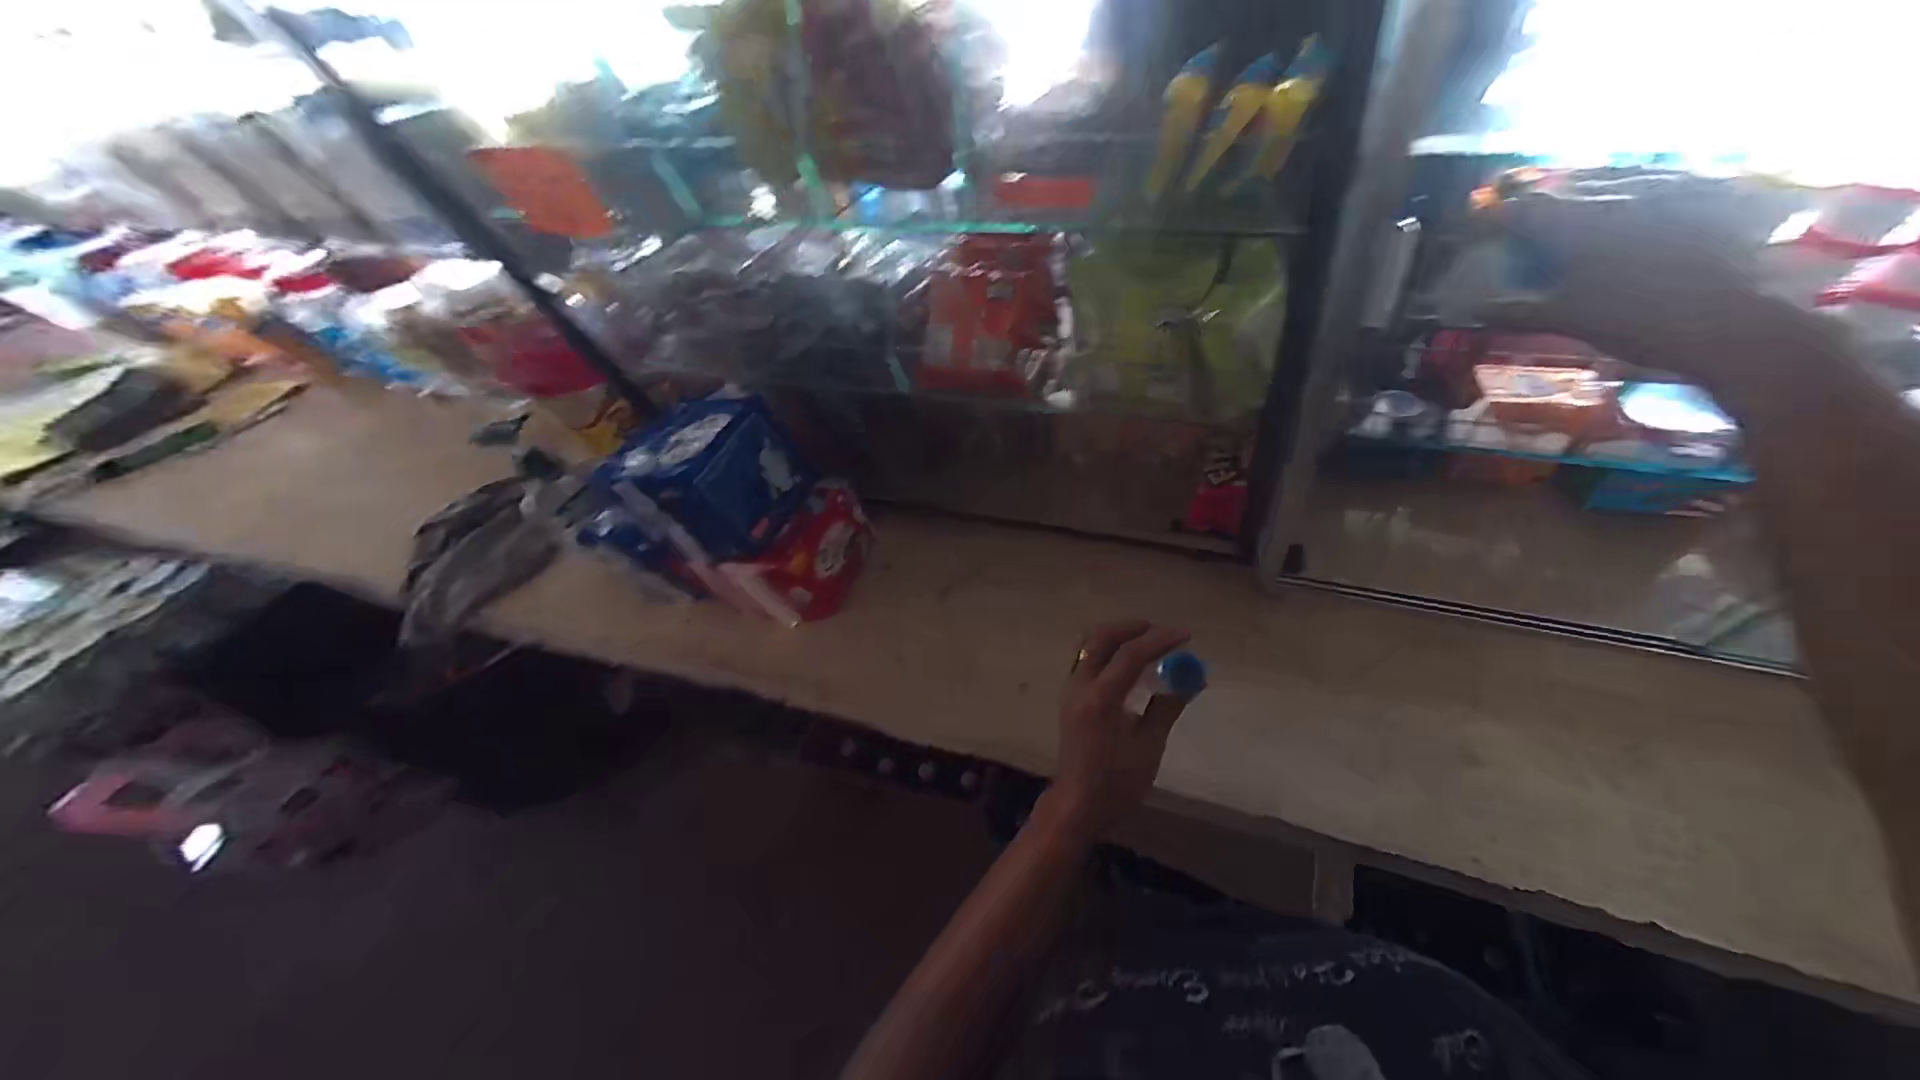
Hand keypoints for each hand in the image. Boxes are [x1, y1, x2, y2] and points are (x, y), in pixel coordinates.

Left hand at [1042, 620, 1192, 838]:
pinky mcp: (1070, 698)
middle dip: (1131, 628)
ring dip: (1118, 637)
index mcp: (1100, 698)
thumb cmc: (1117, 782)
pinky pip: (1087, 661)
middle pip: (1101, 638)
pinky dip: (1109, 652)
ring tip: (1148, 642)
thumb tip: (1192, 679)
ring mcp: (1071, 690)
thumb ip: (1167, 706)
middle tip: (1160, 631)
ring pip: (1090, 646)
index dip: (1160, 640)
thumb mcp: (1149, 745)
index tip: (1185, 635)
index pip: (1130, 654)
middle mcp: (1080, 686)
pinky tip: (1130, 664)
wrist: (1077, 804)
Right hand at [1474, 187, 1837, 408]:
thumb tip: (1475, 310)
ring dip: (1590, 181)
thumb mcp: (1563, 320)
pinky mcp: (1712, 195)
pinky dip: (1641, 184)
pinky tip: (1638, 194)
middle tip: (1520, 197)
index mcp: (1576, 225)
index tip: (1478, 216)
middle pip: (1569, 182)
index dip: (1496, 213)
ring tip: (1575, 188)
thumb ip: (1515, 310)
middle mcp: (1619, 197)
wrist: (1730, 323)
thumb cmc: (1632, 323)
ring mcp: (1670, 191)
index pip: (1522, 209)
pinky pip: (1666, 178)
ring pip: (1618, 174)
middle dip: (1541, 191)